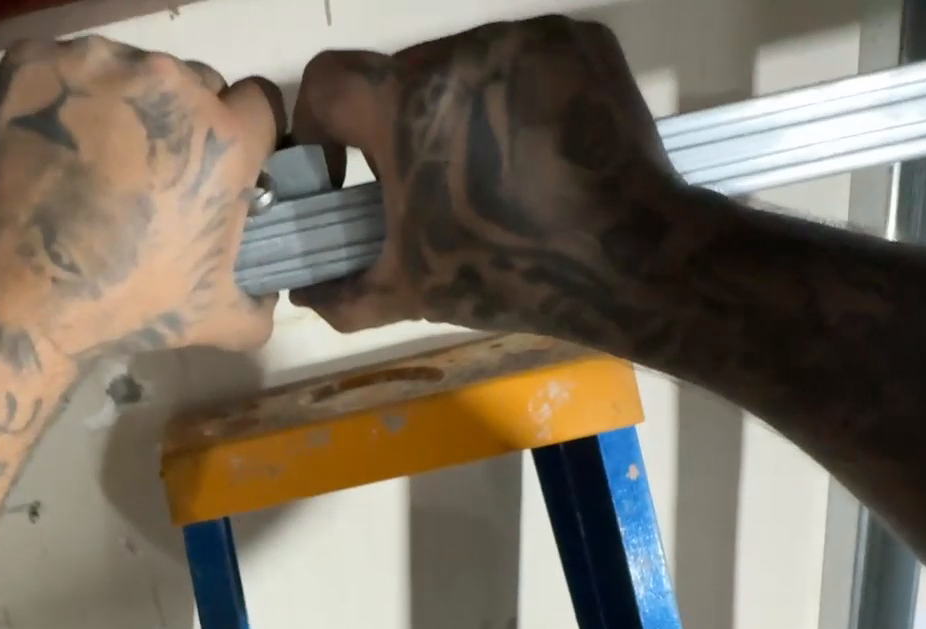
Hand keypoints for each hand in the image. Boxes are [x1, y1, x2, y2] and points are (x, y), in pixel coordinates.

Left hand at [0, 37, 284, 361]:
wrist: (13, 295)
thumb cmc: (122, 304)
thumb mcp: (210, 322)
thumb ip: (256, 308)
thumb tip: (267, 300)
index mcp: (222, 140)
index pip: (259, 105)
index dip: (244, 136)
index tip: (220, 166)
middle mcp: (169, 83)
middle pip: (194, 84)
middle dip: (182, 124)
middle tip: (149, 177)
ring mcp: (98, 63)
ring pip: (129, 72)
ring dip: (122, 108)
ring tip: (90, 166)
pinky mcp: (34, 60)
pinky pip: (66, 70)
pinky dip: (63, 102)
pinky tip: (48, 150)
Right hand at [289, 17, 692, 349]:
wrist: (624, 258)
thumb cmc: (500, 272)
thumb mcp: (405, 293)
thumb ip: (340, 294)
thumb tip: (302, 293)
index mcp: (405, 108)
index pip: (327, 81)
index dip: (316, 124)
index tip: (336, 168)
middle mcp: (458, 53)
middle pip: (396, 80)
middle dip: (393, 131)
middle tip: (416, 186)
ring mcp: (522, 39)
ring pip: (457, 69)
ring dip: (450, 113)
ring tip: (477, 170)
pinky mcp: (574, 38)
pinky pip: (513, 61)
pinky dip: (504, 99)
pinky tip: (523, 148)